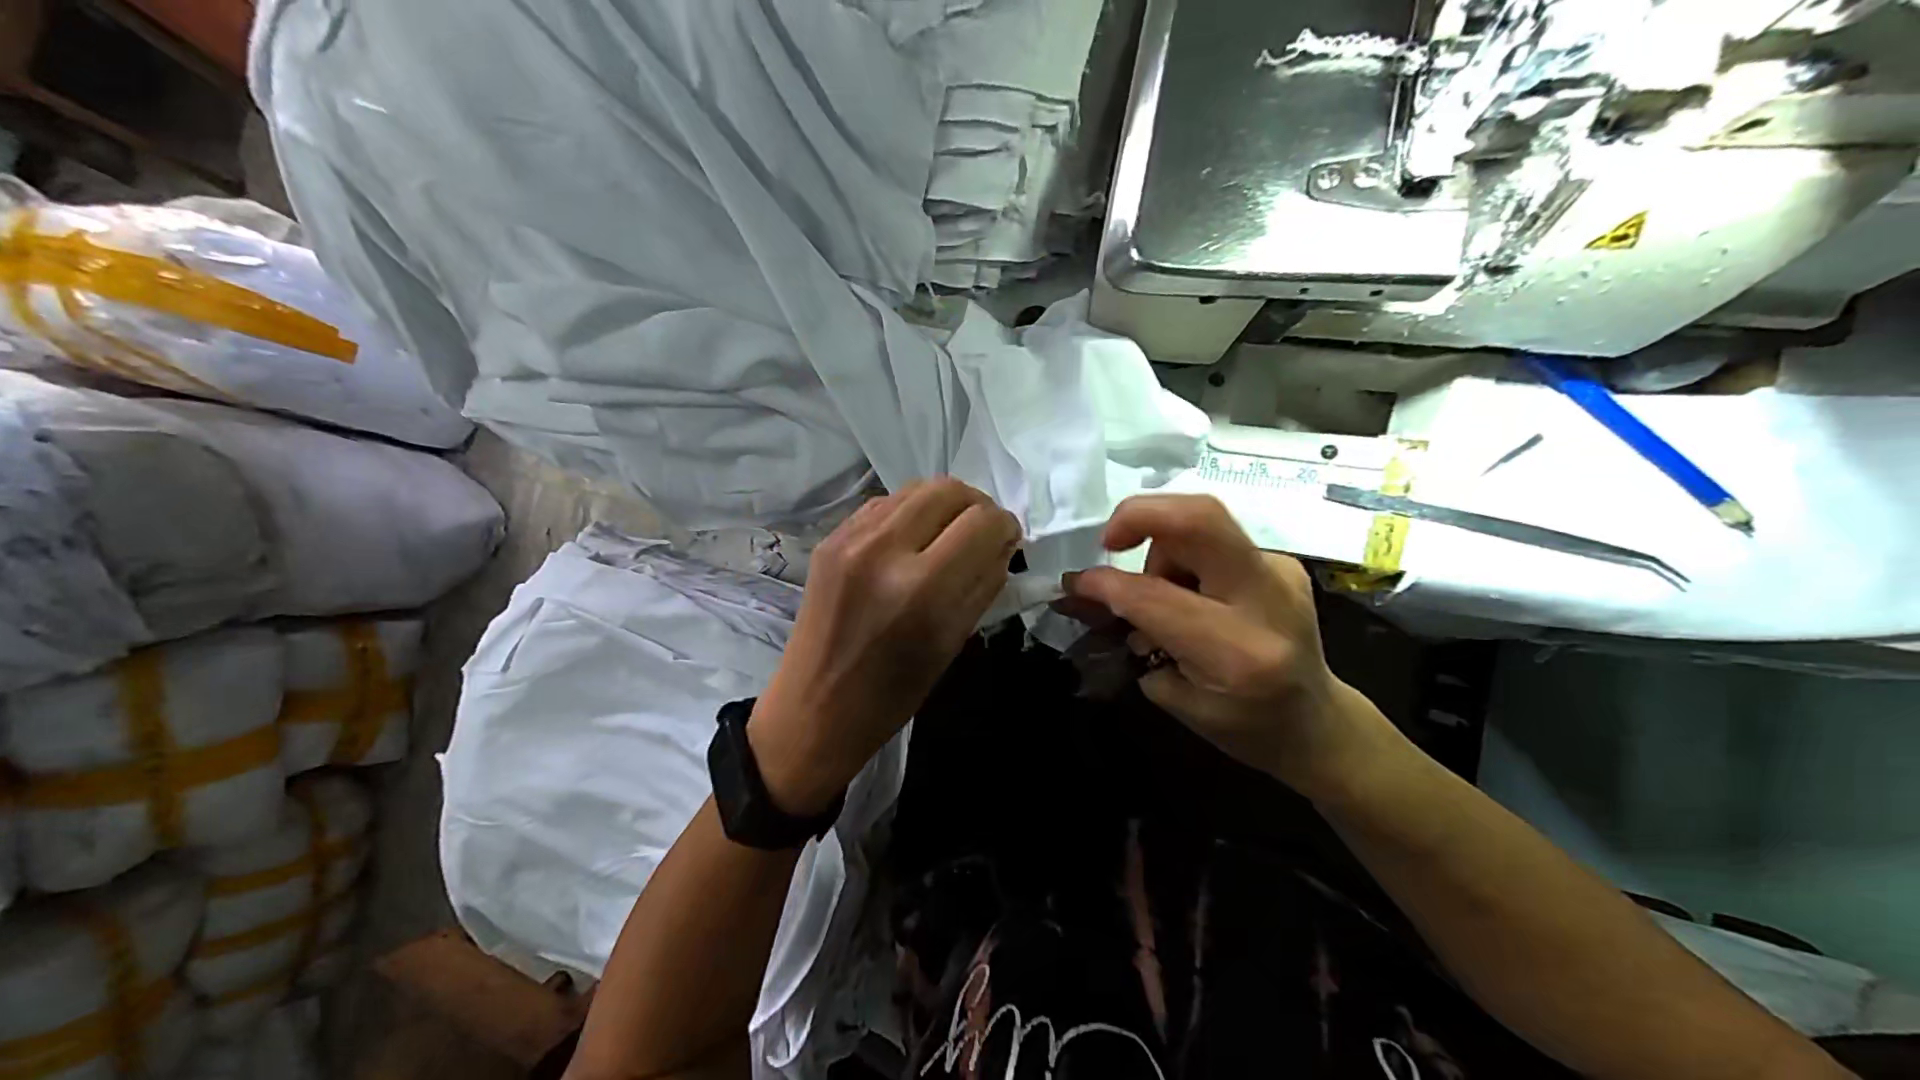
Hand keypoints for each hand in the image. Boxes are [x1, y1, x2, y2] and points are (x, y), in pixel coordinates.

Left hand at [749, 478, 1020, 814]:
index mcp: (922, 589)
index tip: (1007, 543)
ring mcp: (851, 538)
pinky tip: (913, 540)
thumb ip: (984, 584)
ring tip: (948, 535)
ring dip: (944, 505)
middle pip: (950, 490)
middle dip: (978, 507)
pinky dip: (910, 513)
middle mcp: (884, 550)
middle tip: (981, 534)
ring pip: (917, 488)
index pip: (982, 522)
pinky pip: (885, 503)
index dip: (1005, 527)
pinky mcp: (831, 538)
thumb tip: (1001, 544)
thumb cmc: (894, 692)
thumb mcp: (953, 642)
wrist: (816, 706)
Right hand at [1065, 495, 1390, 799]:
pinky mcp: (1282, 561)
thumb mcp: (1178, 698)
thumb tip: (1093, 598)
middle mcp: (1266, 600)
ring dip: (1164, 551)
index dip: (1106, 584)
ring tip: (1167, 596)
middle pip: (1200, 519)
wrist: (1318, 724)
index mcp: (1238, 652)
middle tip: (1110, 541)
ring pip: (1201, 524)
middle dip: (1140, 515)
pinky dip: (1187, 558)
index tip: (1077, 583)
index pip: (1156, 598)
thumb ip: (1136, 643)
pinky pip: (1216, 540)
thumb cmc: (1245, 727)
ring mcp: (1281, 572)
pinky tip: (1194, 593)